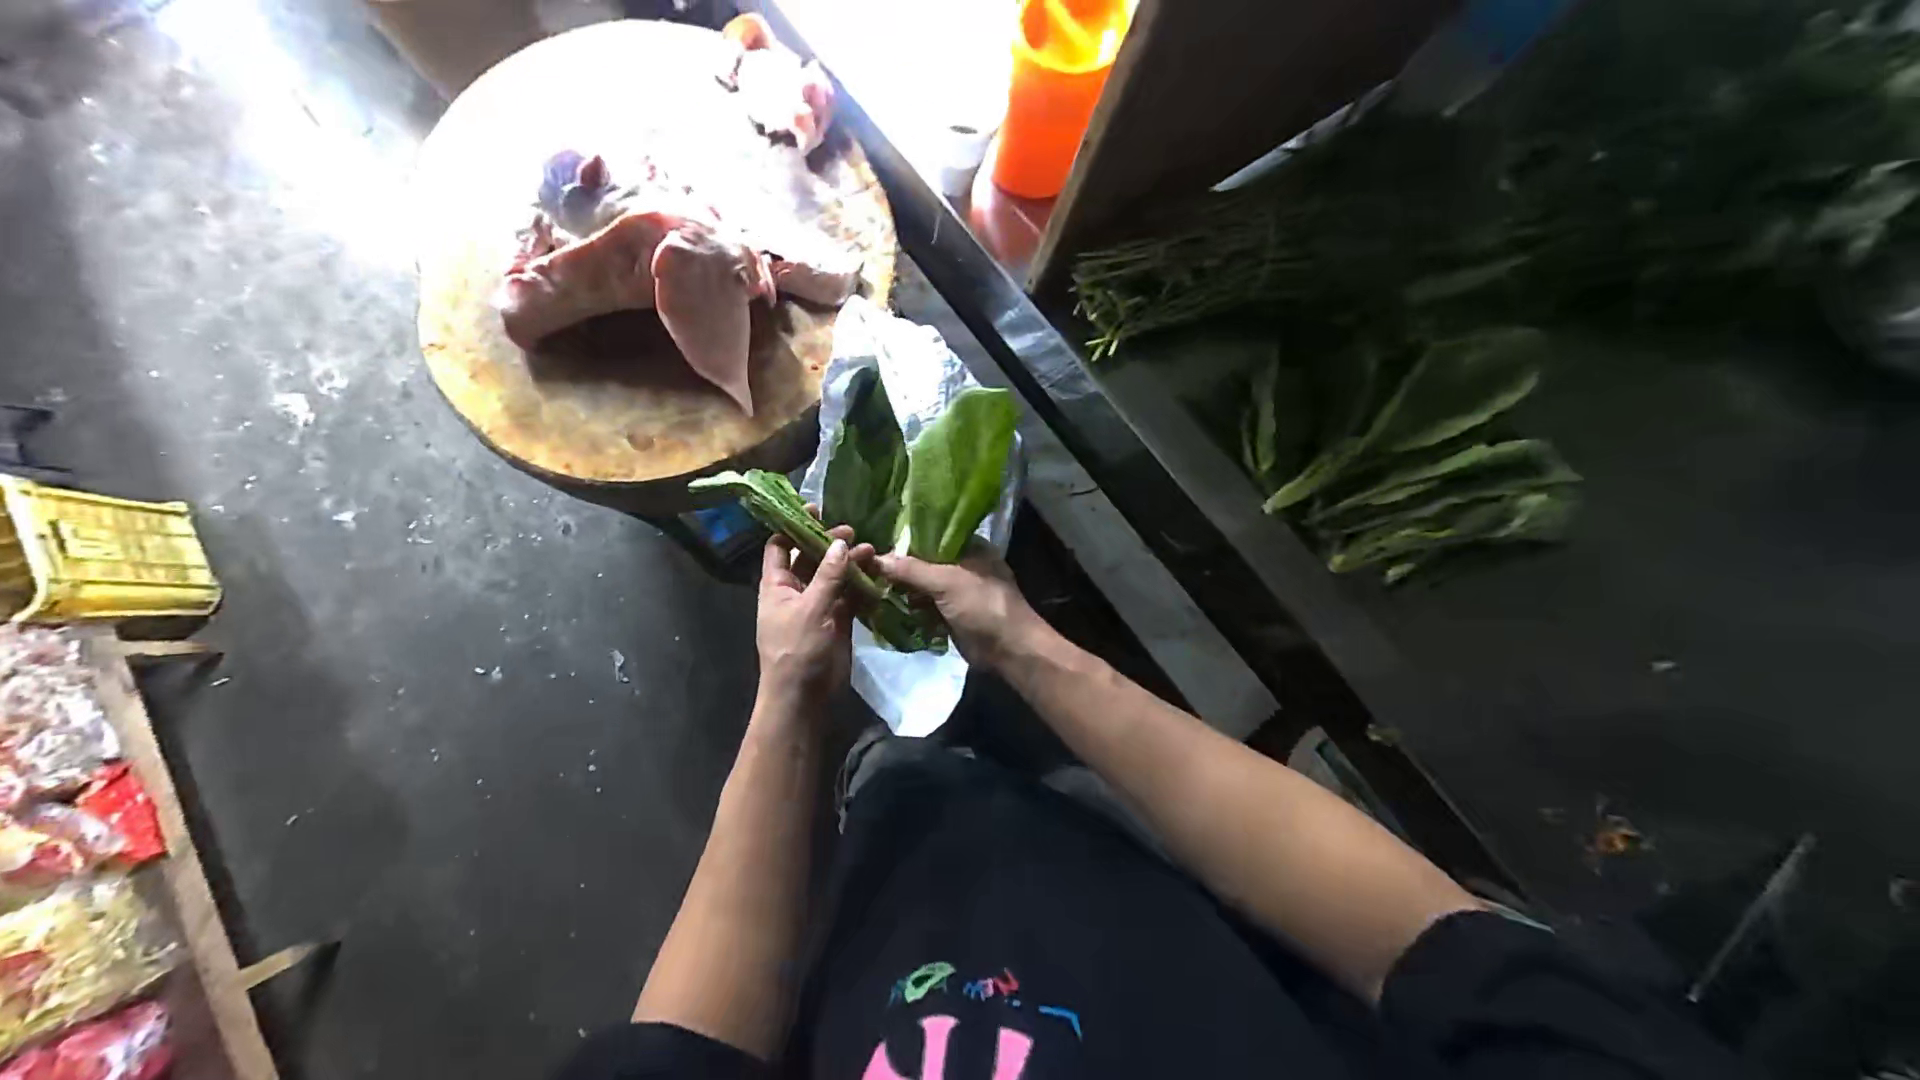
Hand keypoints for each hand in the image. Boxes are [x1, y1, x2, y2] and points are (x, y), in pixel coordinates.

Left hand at [755, 521, 873, 707]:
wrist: (803, 696)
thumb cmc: (795, 649)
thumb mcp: (810, 608)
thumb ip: (828, 575)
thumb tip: (840, 543)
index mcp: (777, 584)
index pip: (780, 546)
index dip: (794, 526)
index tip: (815, 509)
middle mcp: (796, 590)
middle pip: (811, 556)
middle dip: (829, 542)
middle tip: (852, 531)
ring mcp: (818, 604)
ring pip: (834, 575)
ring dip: (849, 562)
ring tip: (871, 551)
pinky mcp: (838, 619)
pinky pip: (849, 595)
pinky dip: (861, 583)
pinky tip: (877, 572)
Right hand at [873, 541, 1041, 672]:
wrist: (1009, 649)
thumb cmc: (983, 606)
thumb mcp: (946, 581)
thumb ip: (911, 570)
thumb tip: (875, 559)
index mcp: (970, 548)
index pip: (931, 537)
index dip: (905, 541)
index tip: (876, 545)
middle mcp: (963, 566)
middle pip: (924, 563)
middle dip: (900, 568)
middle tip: (867, 568)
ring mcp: (957, 592)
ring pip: (923, 586)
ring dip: (902, 590)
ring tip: (869, 587)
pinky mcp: (951, 615)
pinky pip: (925, 607)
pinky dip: (909, 608)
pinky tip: (884, 607)